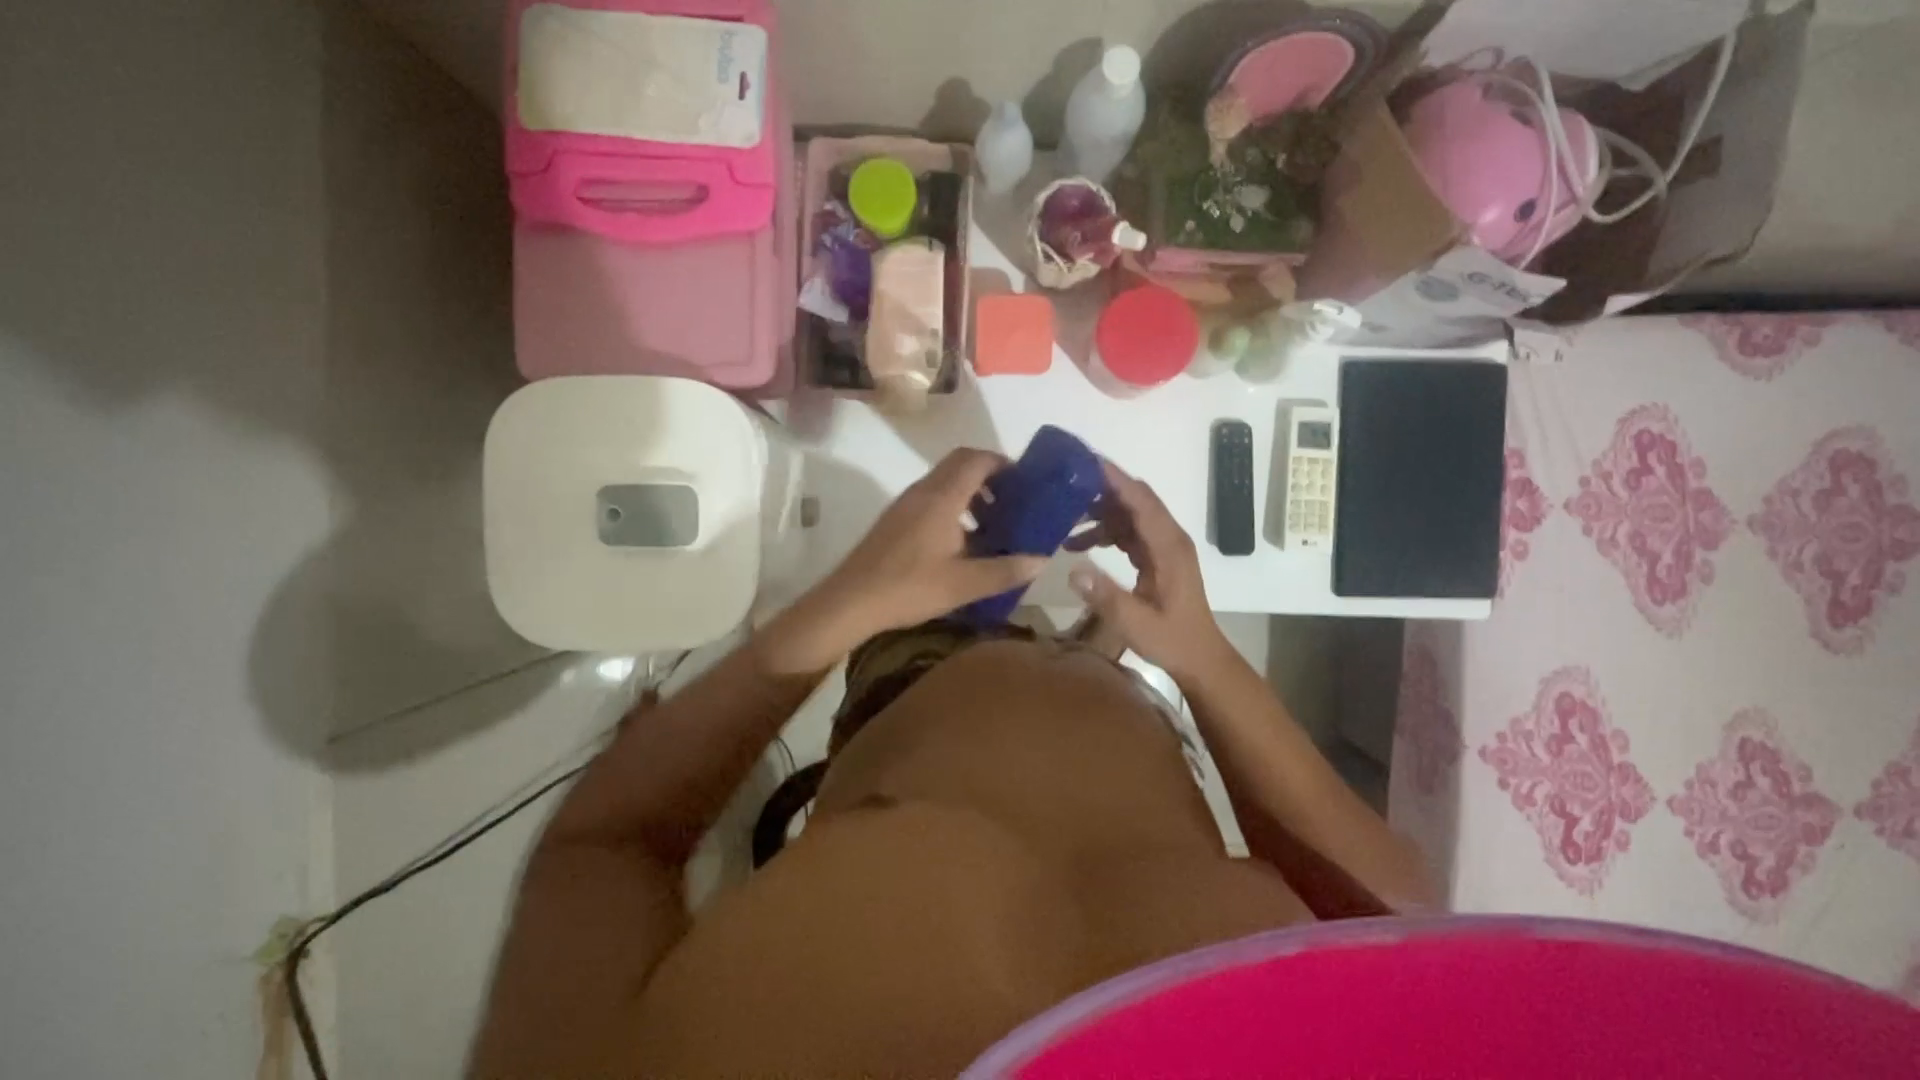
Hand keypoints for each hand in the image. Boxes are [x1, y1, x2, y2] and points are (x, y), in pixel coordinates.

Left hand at [759, 449, 1045, 673]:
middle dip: (990, 477)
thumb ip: (1005, 570)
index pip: (976, 460)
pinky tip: (963, 544)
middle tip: (1014, 502)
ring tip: (993, 526)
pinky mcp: (895, 521)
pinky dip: (954, 508)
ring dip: (971, 495)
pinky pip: (932, 499)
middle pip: (960, 465)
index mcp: (941, 498)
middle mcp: (922, 492)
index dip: (1003, 464)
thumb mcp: (964, 584)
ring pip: (945, 483)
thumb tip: (1041, 560)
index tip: (1026, 482)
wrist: (850, 602)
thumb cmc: (909, 588)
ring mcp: (905, 505)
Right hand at [1066, 461, 1231, 680]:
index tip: (1084, 461)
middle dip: (1100, 489)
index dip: (1114, 478)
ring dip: (1099, 513)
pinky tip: (1078, 544)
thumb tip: (1072, 569)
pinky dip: (1105, 532)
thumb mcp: (1135, 623)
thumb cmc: (1172, 640)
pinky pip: (1129, 533)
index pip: (1140, 500)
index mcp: (1168, 546)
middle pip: (1133, 500)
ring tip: (1063, 517)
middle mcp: (1168, 538)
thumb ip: (1105, 596)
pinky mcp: (1157, 557)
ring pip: (1129, 515)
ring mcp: (1163, 547)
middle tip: (1062, 483)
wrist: (1200, 658)